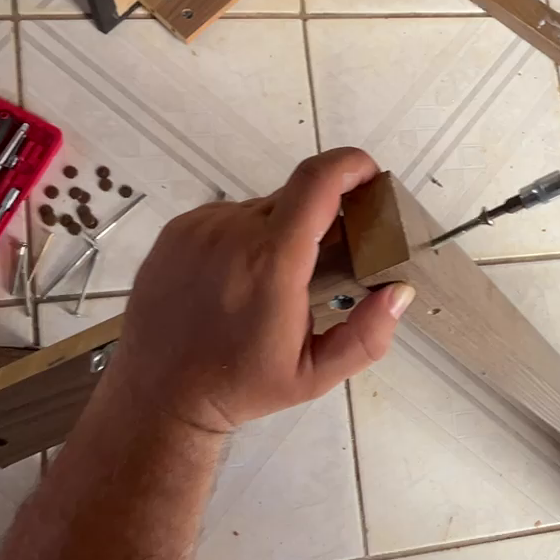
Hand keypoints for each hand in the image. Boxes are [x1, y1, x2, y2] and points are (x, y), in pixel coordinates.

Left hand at [110, 148, 413, 433]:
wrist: (159, 394)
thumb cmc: (242, 385)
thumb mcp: (315, 374)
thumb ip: (366, 336)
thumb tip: (400, 291)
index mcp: (271, 263)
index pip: (317, 182)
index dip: (349, 165)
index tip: (369, 174)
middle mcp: (231, 233)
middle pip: (293, 197)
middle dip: (320, 216)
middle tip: (326, 257)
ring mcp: (198, 228)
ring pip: (259, 209)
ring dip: (280, 231)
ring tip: (272, 281)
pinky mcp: (175, 232)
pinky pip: (226, 218)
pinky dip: (244, 237)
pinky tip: (237, 279)